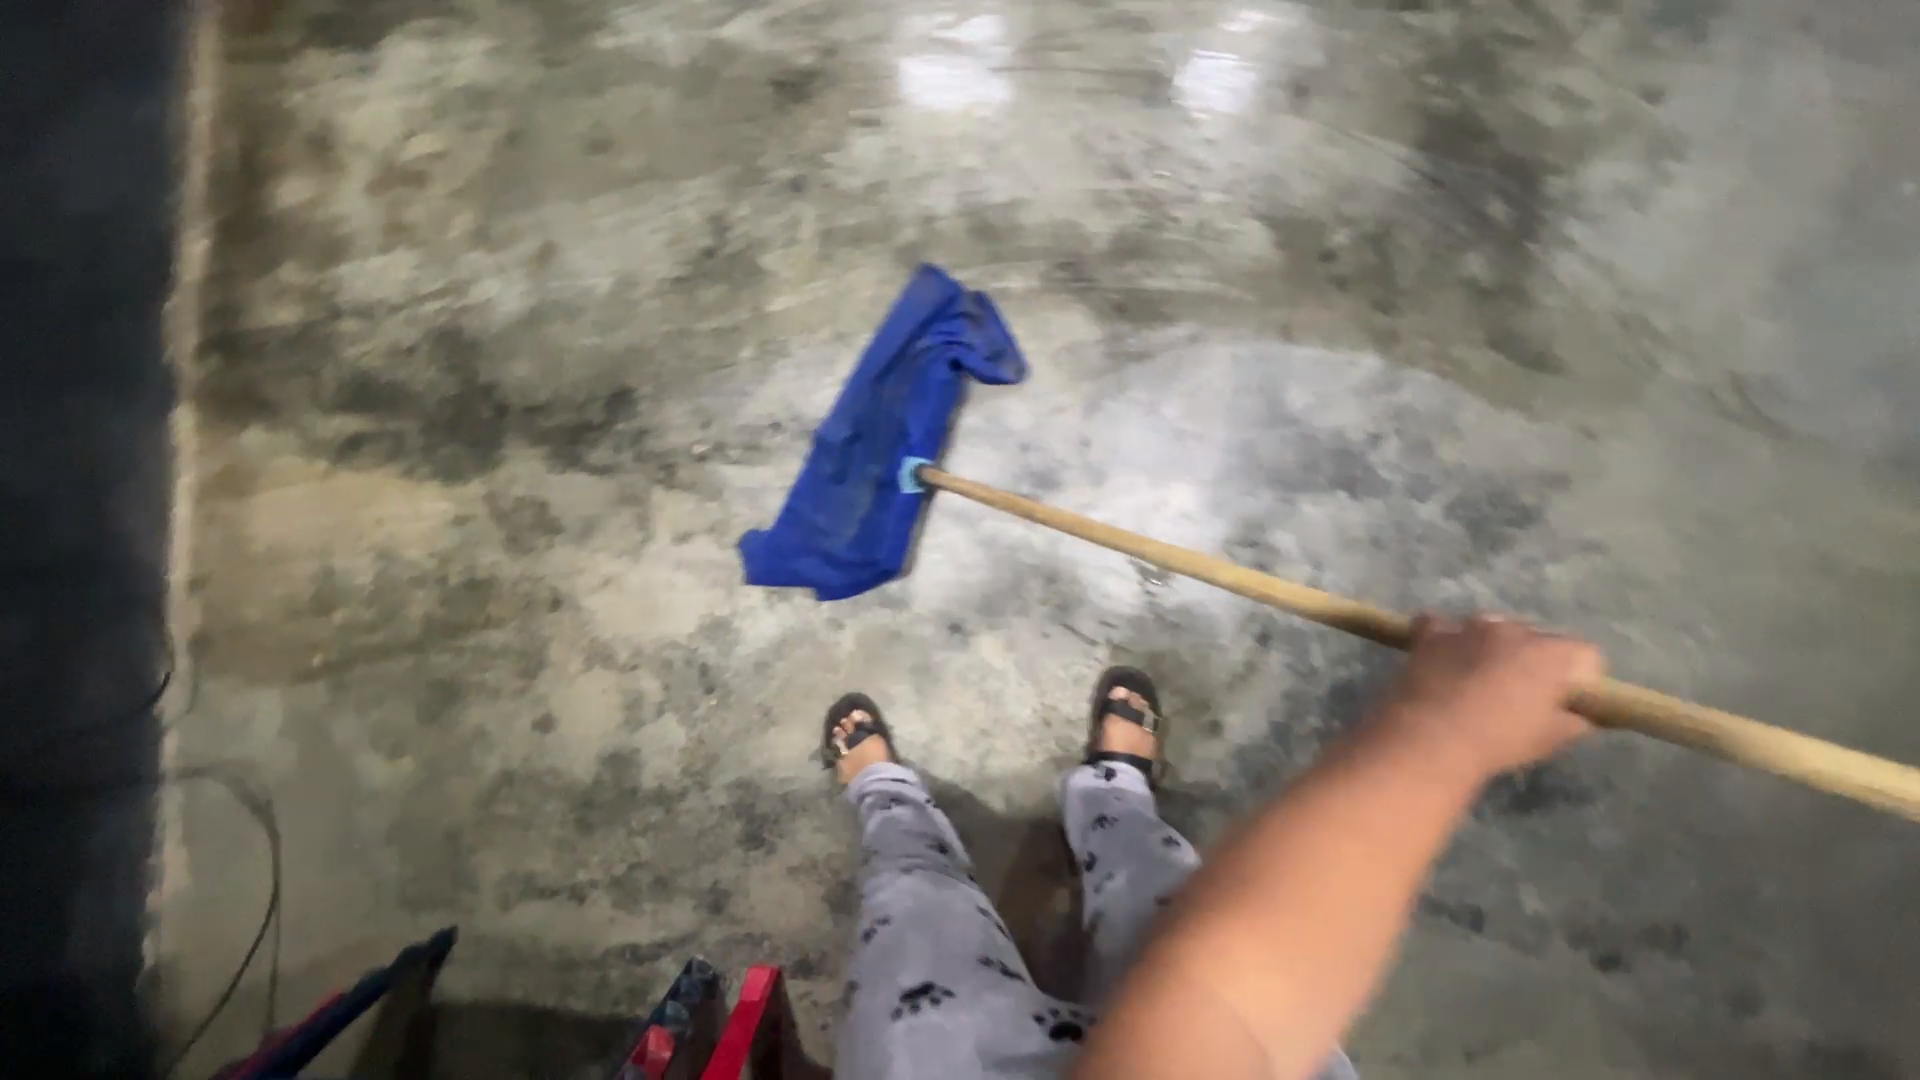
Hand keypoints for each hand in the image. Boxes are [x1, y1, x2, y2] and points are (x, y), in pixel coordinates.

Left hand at [1374, 614, 1602, 779]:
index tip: (1571, 695)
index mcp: (1550, 654)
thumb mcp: (1550, 738)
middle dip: (1536, 656)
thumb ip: (1572, 721)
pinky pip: (1439, 624)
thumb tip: (1575, 715)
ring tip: (1483, 669)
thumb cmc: (1499, 739)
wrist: (1431, 733)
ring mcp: (1467, 629)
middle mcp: (1511, 631)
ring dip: (1493, 642)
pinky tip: (1442, 653)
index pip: (1585, 652)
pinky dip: (1444, 635)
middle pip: (1536, 635)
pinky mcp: (1431, 635)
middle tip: (1525, 686)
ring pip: (1491, 625)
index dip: (1582, 674)